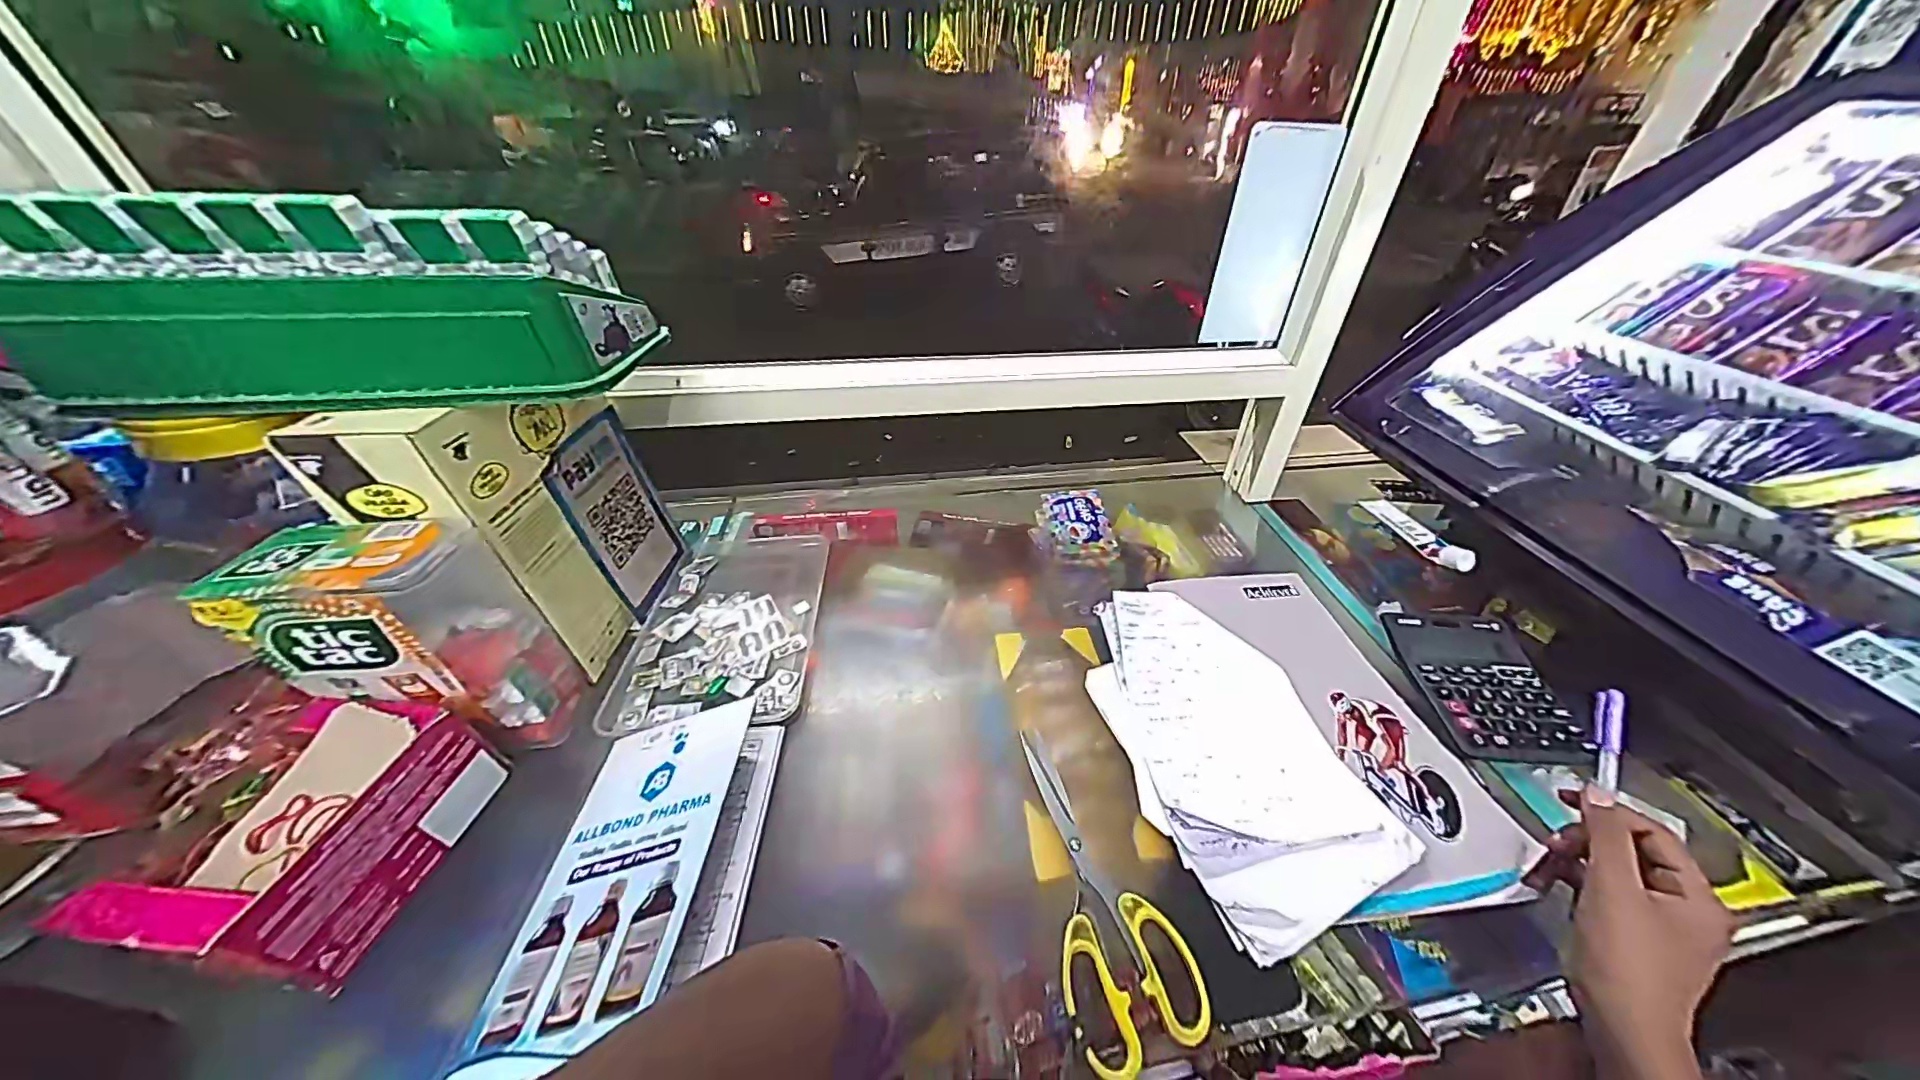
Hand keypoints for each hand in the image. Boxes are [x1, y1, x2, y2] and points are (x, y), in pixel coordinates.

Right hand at [1525, 786, 1733, 1079]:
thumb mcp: (1610, 885)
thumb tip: (1597, 794)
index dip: (1609, 811)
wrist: (1620, 1022)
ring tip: (1549, 868)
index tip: (1570, 798)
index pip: (1651, 832)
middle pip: (1628, 850)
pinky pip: (1602, 890)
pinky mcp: (1631, 933)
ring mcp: (1659, 922)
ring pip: (1611, 869)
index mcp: (1696, 896)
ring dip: (1573, 861)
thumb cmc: (1626, 965)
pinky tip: (1556, 885)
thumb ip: (1603, 834)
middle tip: (1556, 843)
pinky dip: (1575, 882)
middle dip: (1584, 841)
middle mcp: (1685, 908)